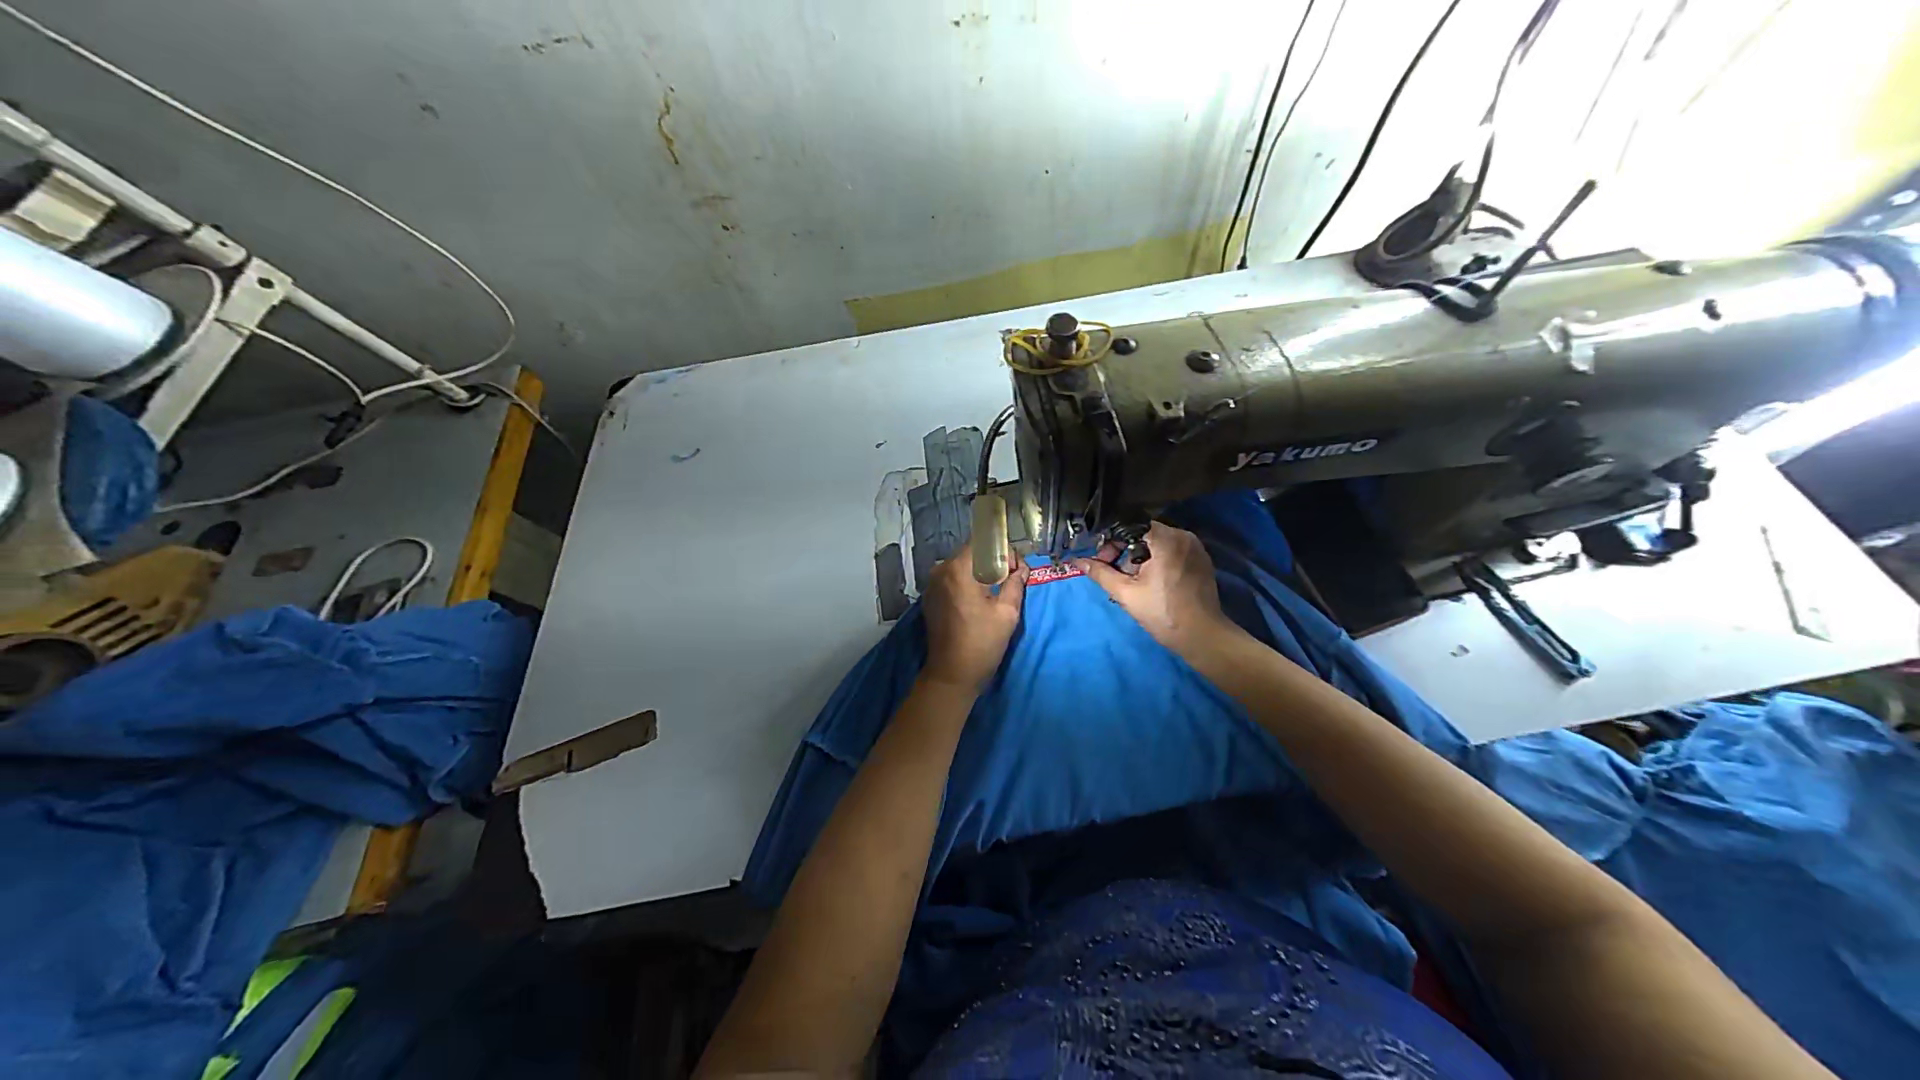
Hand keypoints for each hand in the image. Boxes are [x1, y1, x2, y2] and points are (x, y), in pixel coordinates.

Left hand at [921, 549, 1028, 691]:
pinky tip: (979, 601)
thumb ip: (1016, 584)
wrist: (952, 674)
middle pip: (971, 554)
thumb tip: (1022, 569)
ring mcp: (932, 585)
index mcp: (958, 570)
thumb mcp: (1007, 612)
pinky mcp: (930, 598)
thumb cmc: (982, 643)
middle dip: (992, 562)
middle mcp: (940, 571)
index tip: (1015, 569)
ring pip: (961, 567)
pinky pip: (952, 580)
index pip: (982, 543)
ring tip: (997, 591)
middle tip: (1011, 579)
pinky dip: (967, 583)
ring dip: (980, 573)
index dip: (1002, 551)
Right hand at [1074, 523, 1244, 659]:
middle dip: (1125, 551)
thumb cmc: (1163, 613)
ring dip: (1141, 557)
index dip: (1112, 541)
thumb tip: (1078, 561)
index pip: (1130, 526)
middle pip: (1144, 533)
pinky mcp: (1201, 559)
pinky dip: (1158, 561)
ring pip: (1158, 542)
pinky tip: (1152, 582)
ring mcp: (1196, 547)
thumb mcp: (1126, 593)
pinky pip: (1173, 550)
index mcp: (1167, 539)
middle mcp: (1184, 536)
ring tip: (1133, 581)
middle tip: (1116, 573)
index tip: (1104, 561)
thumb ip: (1101, 573)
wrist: (1201, 635)